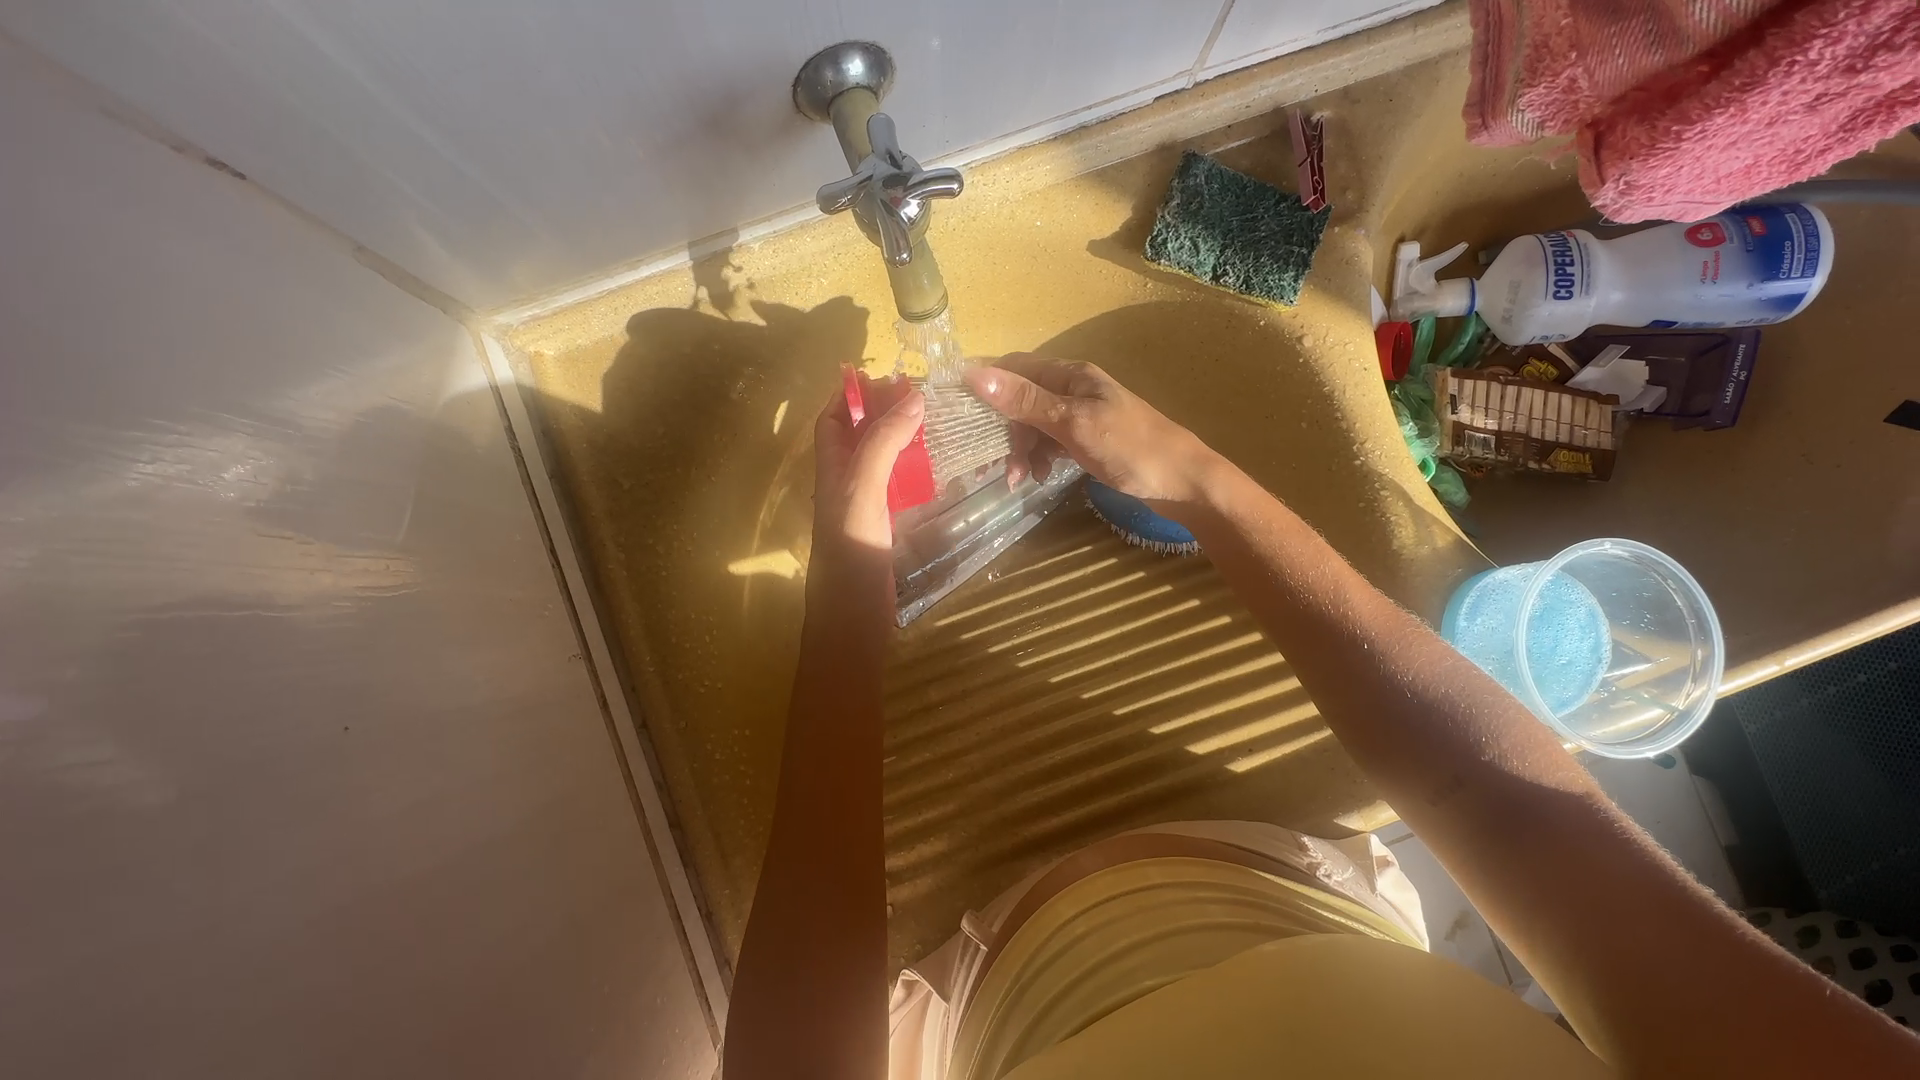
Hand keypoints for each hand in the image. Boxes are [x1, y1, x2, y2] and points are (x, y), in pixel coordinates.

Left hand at [812, 375, 924, 555]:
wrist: (854, 613)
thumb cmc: (852, 547)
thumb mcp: (864, 487)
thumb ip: (883, 443)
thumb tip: (913, 397)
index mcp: (830, 469)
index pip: (831, 420)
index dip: (849, 396)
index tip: (882, 376)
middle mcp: (844, 483)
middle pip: (857, 436)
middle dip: (881, 413)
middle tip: (919, 395)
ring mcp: (864, 506)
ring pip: (879, 461)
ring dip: (900, 439)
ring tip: (932, 421)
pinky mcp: (883, 527)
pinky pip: (896, 487)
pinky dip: (912, 471)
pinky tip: (934, 468)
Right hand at [964, 353, 1222, 509]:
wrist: (1184, 482)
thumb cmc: (1131, 448)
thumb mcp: (1073, 424)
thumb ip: (1025, 401)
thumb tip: (974, 373)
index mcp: (1070, 375)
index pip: (1013, 368)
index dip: (984, 386)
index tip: (959, 416)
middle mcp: (1073, 388)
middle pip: (1021, 400)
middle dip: (1006, 432)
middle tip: (999, 467)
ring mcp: (1082, 414)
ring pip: (1034, 425)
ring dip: (1022, 450)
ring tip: (1022, 481)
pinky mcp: (1089, 439)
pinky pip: (1051, 442)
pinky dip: (1042, 458)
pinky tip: (1042, 477)